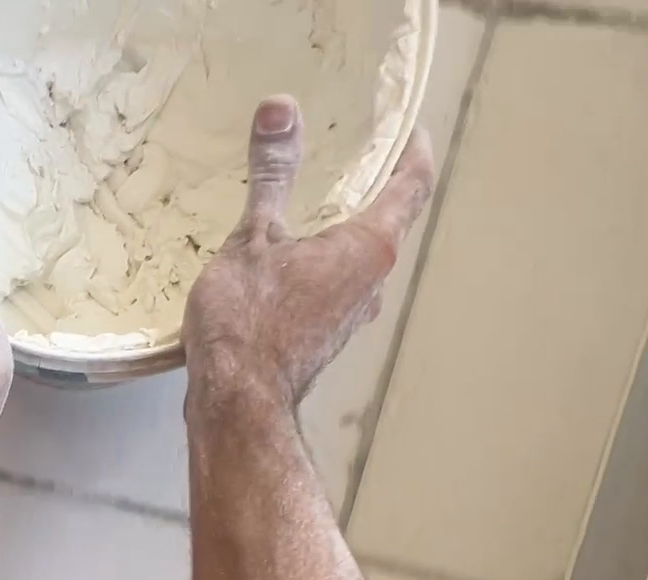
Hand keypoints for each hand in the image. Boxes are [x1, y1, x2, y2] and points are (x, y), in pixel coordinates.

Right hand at [183, 96, 434, 431]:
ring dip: (334, 239)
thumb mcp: (252, 239)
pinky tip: (276, 274)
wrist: (236, 403)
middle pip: (384, 225)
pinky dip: (312, 273)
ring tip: (300, 219)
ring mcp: (347, 319)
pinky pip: (326, 294)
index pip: (412, 183)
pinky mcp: (319, 343)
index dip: (411, 148)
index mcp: (369, 247)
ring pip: (352, 264)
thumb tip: (280, 108)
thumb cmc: (247, 320)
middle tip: (338, 167)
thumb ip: (271, 176)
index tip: (404, 127)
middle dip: (364, 194)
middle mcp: (371, 283)